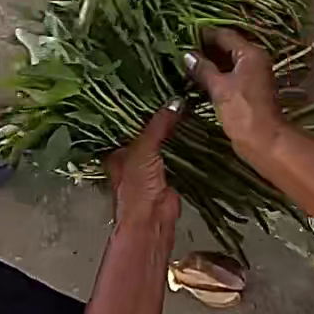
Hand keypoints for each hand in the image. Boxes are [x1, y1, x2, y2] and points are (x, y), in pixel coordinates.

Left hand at [104, 102, 183, 232]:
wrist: (151, 219)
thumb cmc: (137, 186)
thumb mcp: (144, 148)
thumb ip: (159, 125)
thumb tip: (176, 101)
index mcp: (118, 153)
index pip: (129, 125)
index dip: (142, 111)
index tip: (159, 93)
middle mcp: (132, 160)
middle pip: (148, 135)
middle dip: (161, 121)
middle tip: (179, 100)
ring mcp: (151, 170)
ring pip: (163, 145)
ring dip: (174, 134)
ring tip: (190, 111)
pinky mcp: (169, 178)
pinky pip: (178, 157)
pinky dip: (185, 148)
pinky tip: (196, 134)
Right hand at [186, 28, 289, 158]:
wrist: (263, 139)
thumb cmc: (242, 110)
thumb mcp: (219, 87)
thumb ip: (203, 68)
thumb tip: (187, 55)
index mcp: (250, 54)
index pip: (225, 35)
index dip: (204, 34)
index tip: (183, 33)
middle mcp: (254, 61)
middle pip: (228, 47)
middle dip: (205, 48)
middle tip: (180, 48)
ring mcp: (252, 76)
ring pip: (228, 62)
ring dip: (209, 62)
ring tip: (185, 62)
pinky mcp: (248, 90)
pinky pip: (229, 75)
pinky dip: (215, 75)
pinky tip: (197, 78)